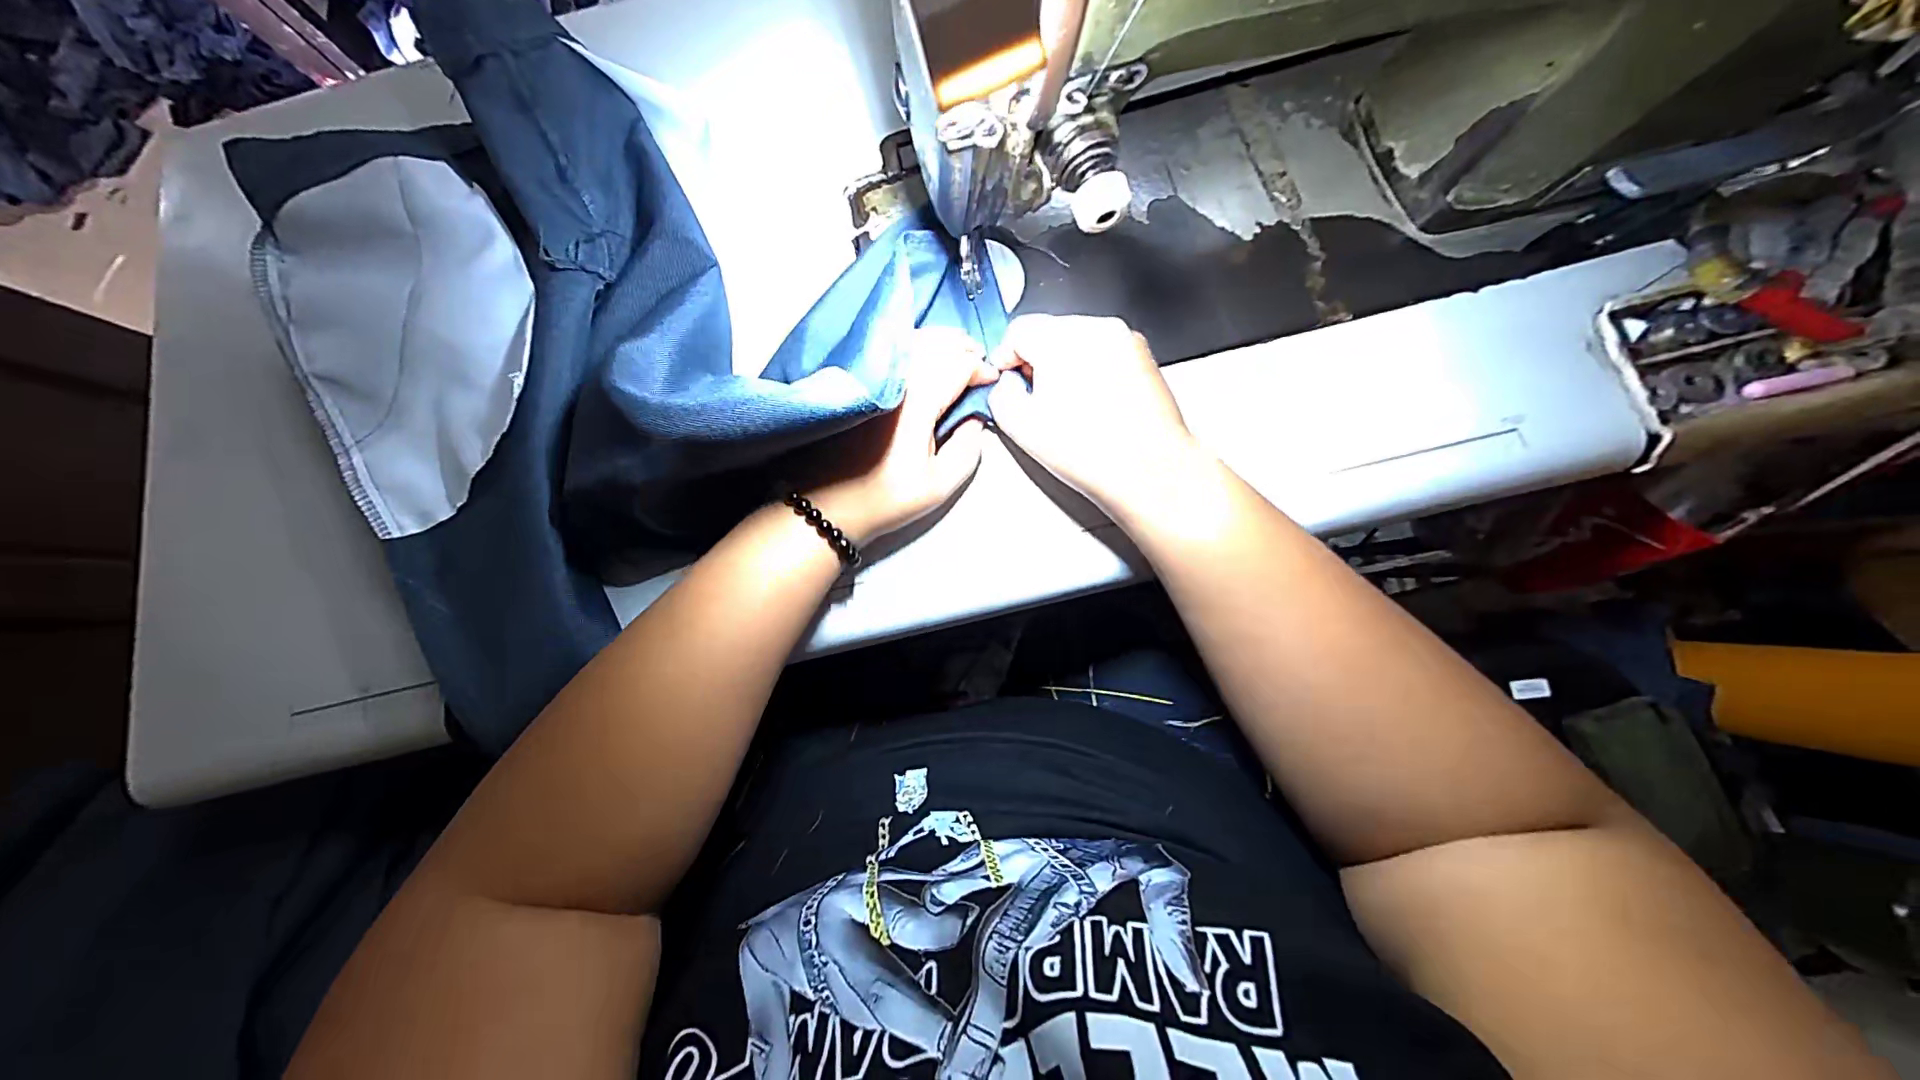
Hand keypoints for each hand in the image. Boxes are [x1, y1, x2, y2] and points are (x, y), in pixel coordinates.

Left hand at [804, 328, 997, 543]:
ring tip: (954, 356)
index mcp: (915, 402)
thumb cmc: (882, 499)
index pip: (957, 363)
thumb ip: (968, 447)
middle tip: (977, 362)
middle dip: (962, 347)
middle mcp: (891, 378)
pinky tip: (921, 359)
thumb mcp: (939, 485)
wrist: (825, 506)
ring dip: (938, 342)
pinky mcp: (852, 377)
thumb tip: (976, 416)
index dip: (980, 367)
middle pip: (934, 341)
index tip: (991, 379)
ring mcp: (868, 374)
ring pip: (909, 339)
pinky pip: (888, 348)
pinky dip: (911, 345)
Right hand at [986, 314, 1206, 514]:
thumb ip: (1000, 394)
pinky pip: (1105, 354)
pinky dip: (1093, 373)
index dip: (1006, 357)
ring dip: (1066, 367)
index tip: (1006, 378)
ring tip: (1070, 410)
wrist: (1149, 470)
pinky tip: (1094, 408)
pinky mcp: (1143, 356)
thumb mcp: (1021, 426)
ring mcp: (1124, 340)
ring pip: (1078, 342)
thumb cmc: (1095, 452)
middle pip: (1049, 332)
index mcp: (1062, 339)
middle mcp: (1097, 329)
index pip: (1018, 330)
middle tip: (1036, 400)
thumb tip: (1006, 384)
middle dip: (1037, 362)